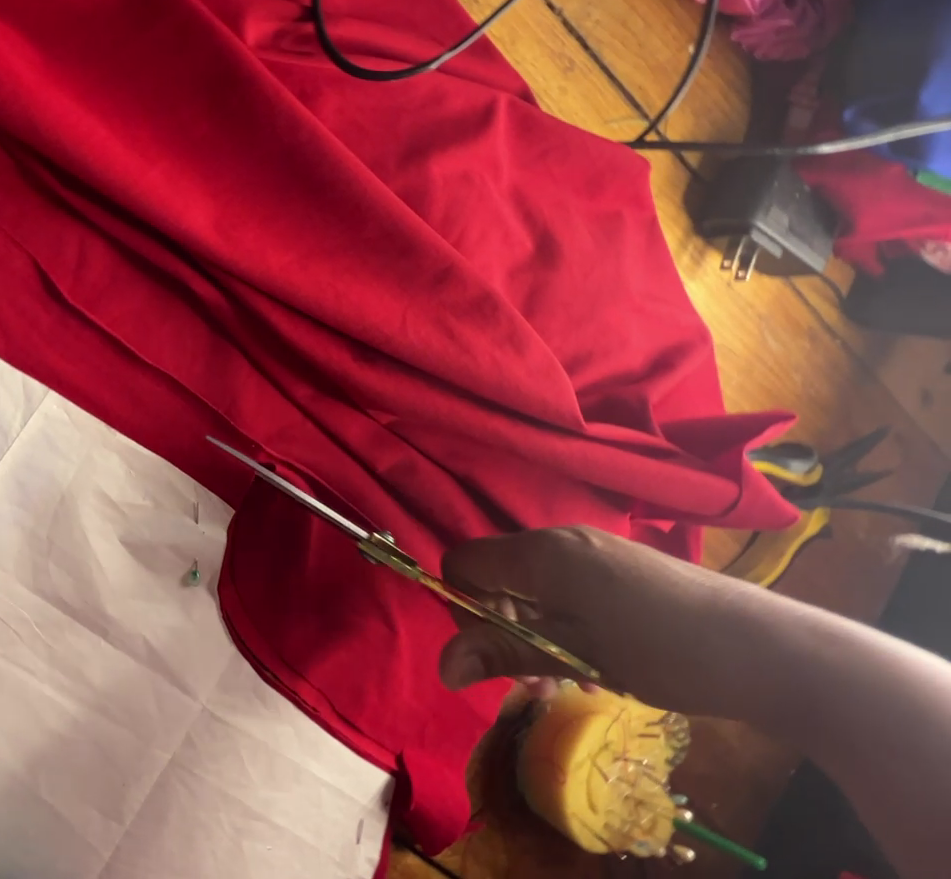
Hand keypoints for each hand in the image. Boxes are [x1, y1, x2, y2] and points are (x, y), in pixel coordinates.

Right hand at [436, 526, 762, 713]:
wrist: (785, 654)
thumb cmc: (667, 652)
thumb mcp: (577, 657)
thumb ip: (503, 654)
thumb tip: (440, 668)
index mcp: (539, 553)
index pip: (462, 564)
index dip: (463, 607)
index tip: (495, 654)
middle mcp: (560, 540)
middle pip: (496, 578)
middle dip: (502, 630)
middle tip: (536, 683)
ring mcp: (596, 552)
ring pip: (533, 588)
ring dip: (536, 636)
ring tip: (572, 684)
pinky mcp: (625, 568)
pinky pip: (568, 589)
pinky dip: (567, 626)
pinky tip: (602, 667)